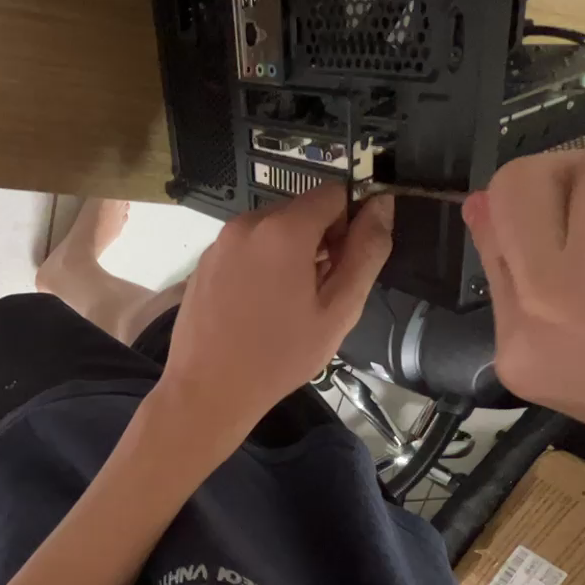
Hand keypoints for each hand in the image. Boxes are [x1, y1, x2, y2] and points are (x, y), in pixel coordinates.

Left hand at [158, 185, 393, 443]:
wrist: (207, 391)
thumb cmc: (277, 357)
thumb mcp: (339, 309)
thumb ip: (366, 252)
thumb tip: (382, 205)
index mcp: (283, 230)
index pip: (333, 193)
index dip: (349, 223)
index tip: (345, 264)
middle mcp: (246, 226)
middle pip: (299, 212)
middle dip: (318, 241)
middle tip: (317, 293)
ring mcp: (218, 245)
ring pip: (270, 232)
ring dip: (287, 255)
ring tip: (285, 305)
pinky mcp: (202, 266)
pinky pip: (243, 251)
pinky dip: (258, 267)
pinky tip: (256, 309)